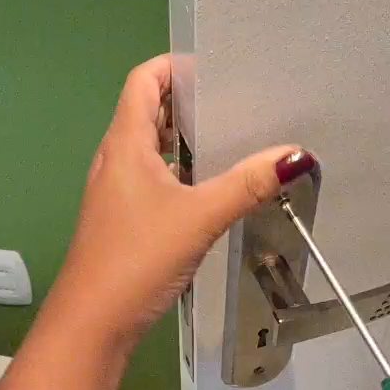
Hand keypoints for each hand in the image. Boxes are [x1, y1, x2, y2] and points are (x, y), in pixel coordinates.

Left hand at [41, 55, 302, 349]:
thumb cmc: (138, 258)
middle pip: (148, 111)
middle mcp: (115, 160)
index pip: (143, 80)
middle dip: (188, 103)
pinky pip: (152, 181)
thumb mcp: (199, 217)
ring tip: (230, 143)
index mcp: (125, 144)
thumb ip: (247, 185)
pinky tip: (209, 193)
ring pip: (151, 150)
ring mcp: (115, 192)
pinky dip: (179, 175)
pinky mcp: (122, 221)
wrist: (93, 322)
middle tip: (236, 106)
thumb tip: (296, 155)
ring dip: (184, 142)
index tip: (217, 71)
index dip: (175, 66)